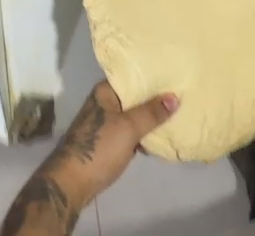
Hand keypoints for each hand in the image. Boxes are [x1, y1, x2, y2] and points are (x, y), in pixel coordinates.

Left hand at [0, 82, 178, 235]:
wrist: (72, 182)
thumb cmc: (99, 147)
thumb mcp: (128, 128)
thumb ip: (151, 113)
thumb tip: (175, 96)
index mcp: (105, 91)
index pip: (131, 75)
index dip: (152, 74)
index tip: (174, 72)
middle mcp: (105, 102)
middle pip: (134, 96)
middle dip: (155, 97)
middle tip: (182, 92)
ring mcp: (106, 122)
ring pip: (134, 115)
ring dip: (151, 116)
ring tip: (178, 111)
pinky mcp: (109, 141)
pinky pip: (132, 131)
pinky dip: (144, 132)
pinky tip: (162, 134)